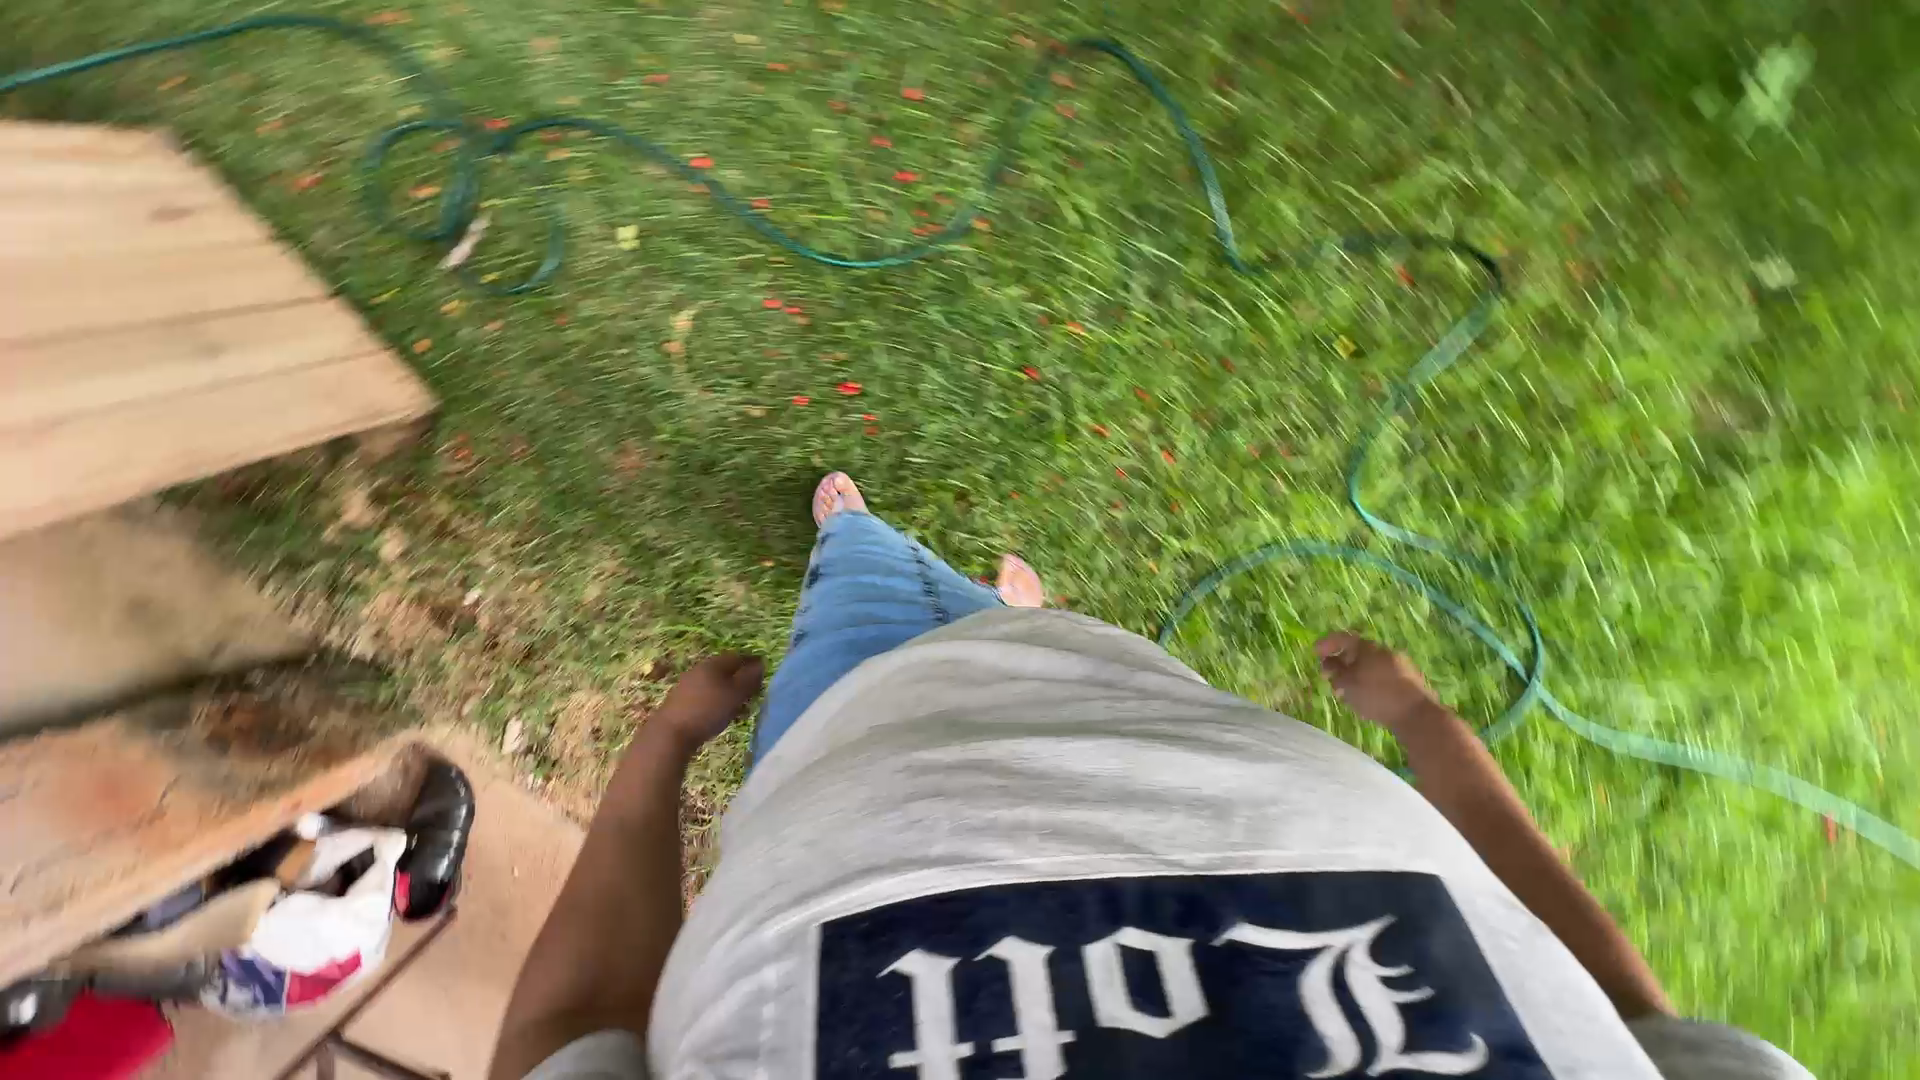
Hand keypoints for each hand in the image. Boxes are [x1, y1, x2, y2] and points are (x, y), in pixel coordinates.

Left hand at [651, 653, 765, 750]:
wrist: (670, 734)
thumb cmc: (708, 711)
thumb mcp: (735, 694)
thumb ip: (749, 679)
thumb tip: (760, 664)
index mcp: (713, 664)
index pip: (737, 656)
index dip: (752, 664)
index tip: (763, 675)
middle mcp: (699, 669)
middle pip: (724, 670)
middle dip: (740, 679)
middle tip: (753, 692)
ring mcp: (687, 685)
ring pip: (714, 683)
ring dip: (728, 692)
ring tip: (739, 707)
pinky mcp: (680, 701)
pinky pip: (705, 695)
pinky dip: (717, 701)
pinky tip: (720, 714)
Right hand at [1314, 632, 1441, 733]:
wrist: (1417, 715)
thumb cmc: (1377, 695)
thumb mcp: (1348, 684)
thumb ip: (1335, 672)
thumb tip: (1329, 664)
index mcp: (1368, 648)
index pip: (1343, 638)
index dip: (1327, 643)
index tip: (1315, 653)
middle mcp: (1384, 652)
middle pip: (1357, 652)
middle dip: (1341, 662)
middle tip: (1329, 676)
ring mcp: (1399, 666)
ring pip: (1370, 666)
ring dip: (1354, 674)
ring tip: (1345, 691)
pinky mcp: (1409, 682)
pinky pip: (1381, 676)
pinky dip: (1368, 682)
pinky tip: (1364, 697)